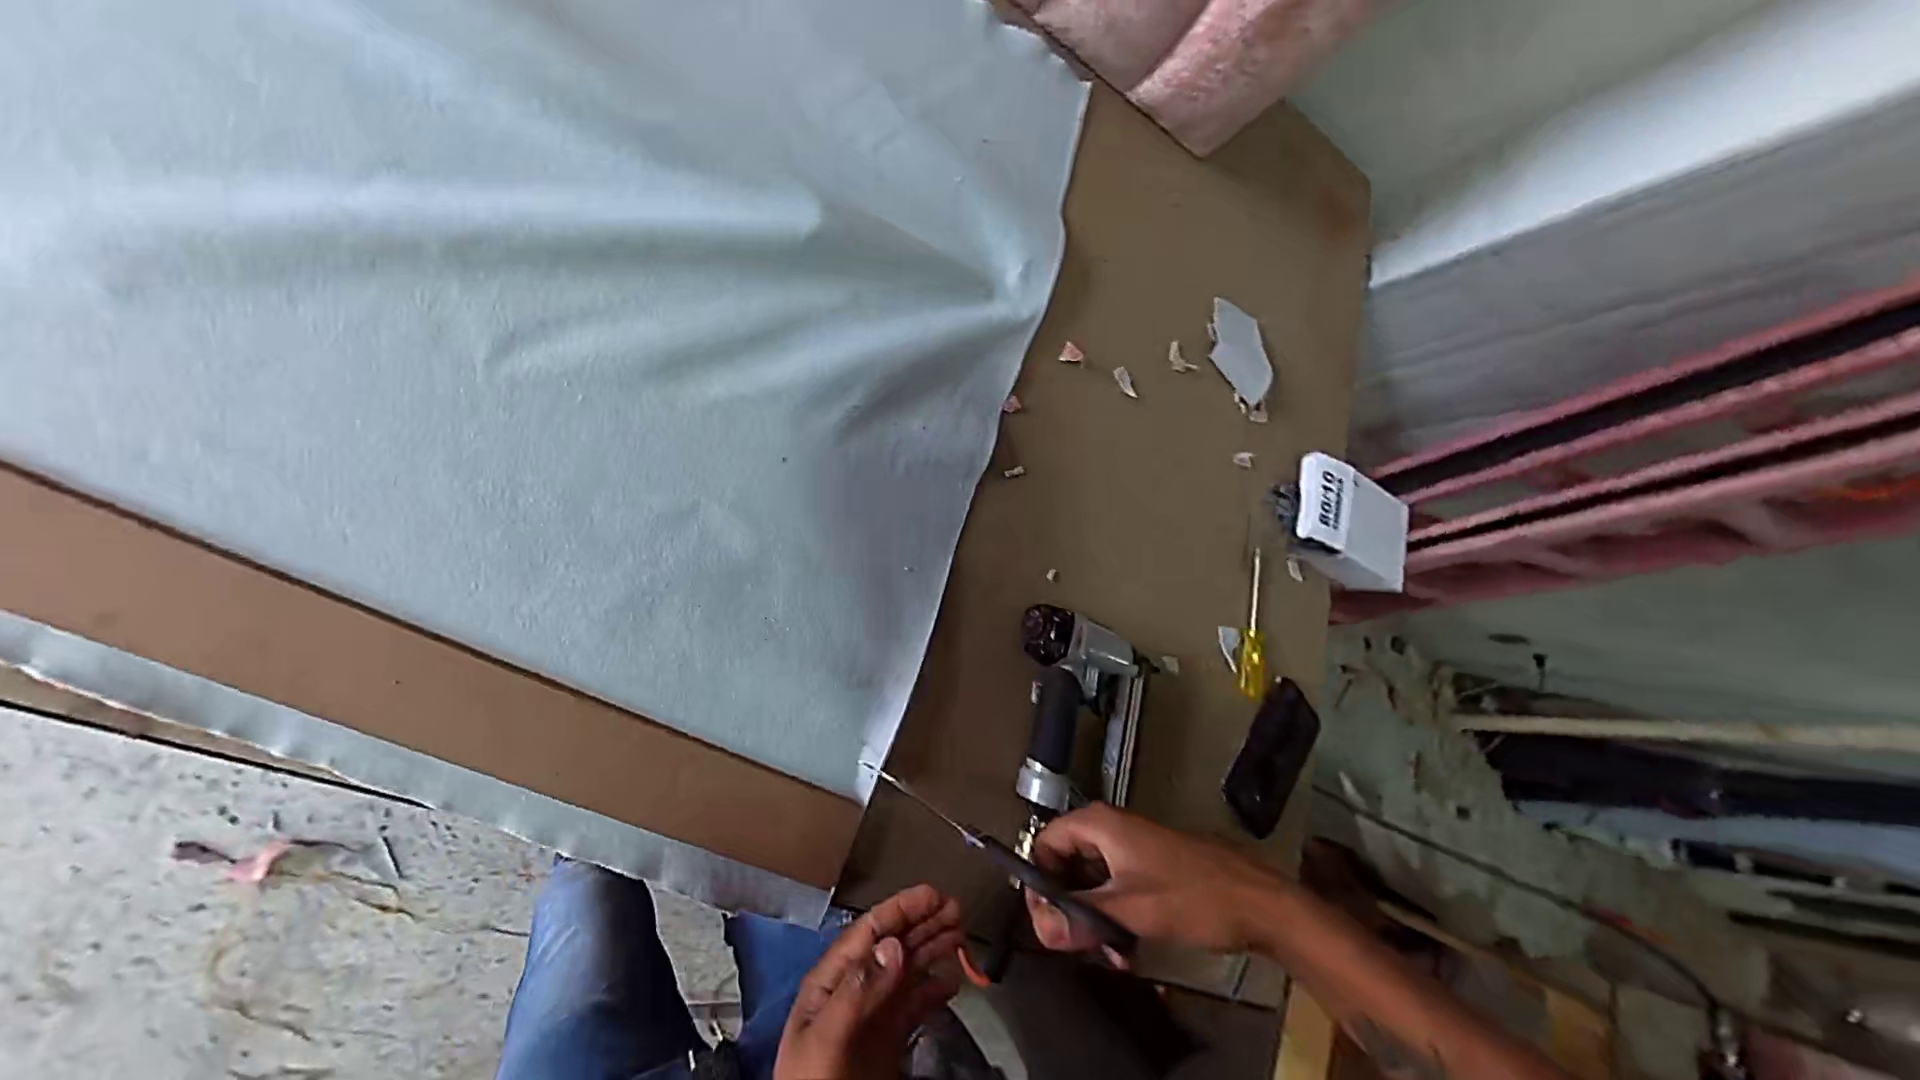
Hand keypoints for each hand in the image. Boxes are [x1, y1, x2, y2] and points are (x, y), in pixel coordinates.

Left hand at [774, 884, 964, 1079]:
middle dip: (923, 923)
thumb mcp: (826, 1036)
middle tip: (956, 908)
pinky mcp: (888, 1041)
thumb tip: (892, 944)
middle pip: (892, 946)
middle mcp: (855, 990)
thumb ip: (858, 990)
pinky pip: (915, 1006)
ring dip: (933, 949)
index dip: (900, 909)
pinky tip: (953, 984)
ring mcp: (872, 1016)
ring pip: (907, 971)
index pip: (868, 933)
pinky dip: (935, 992)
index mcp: (832, 981)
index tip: (932, 893)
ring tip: (960, 935)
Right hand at [1025, 803, 1286, 956]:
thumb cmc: (1193, 897)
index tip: (1049, 923)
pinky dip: (1112, 916)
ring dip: (1092, 919)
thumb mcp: (1130, 910)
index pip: (1043, 845)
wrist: (1257, 903)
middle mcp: (1108, 829)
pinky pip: (1112, 889)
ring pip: (1089, 882)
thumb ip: (1079, 918)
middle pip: (1064, 865)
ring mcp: (1129, 848)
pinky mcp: (1146, 867)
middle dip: (1069, 908)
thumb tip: (1038, 929)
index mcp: (1098, 825)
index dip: (1040, 883)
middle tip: (1079, 945)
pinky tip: (1126, 949)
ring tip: (1109, 954)